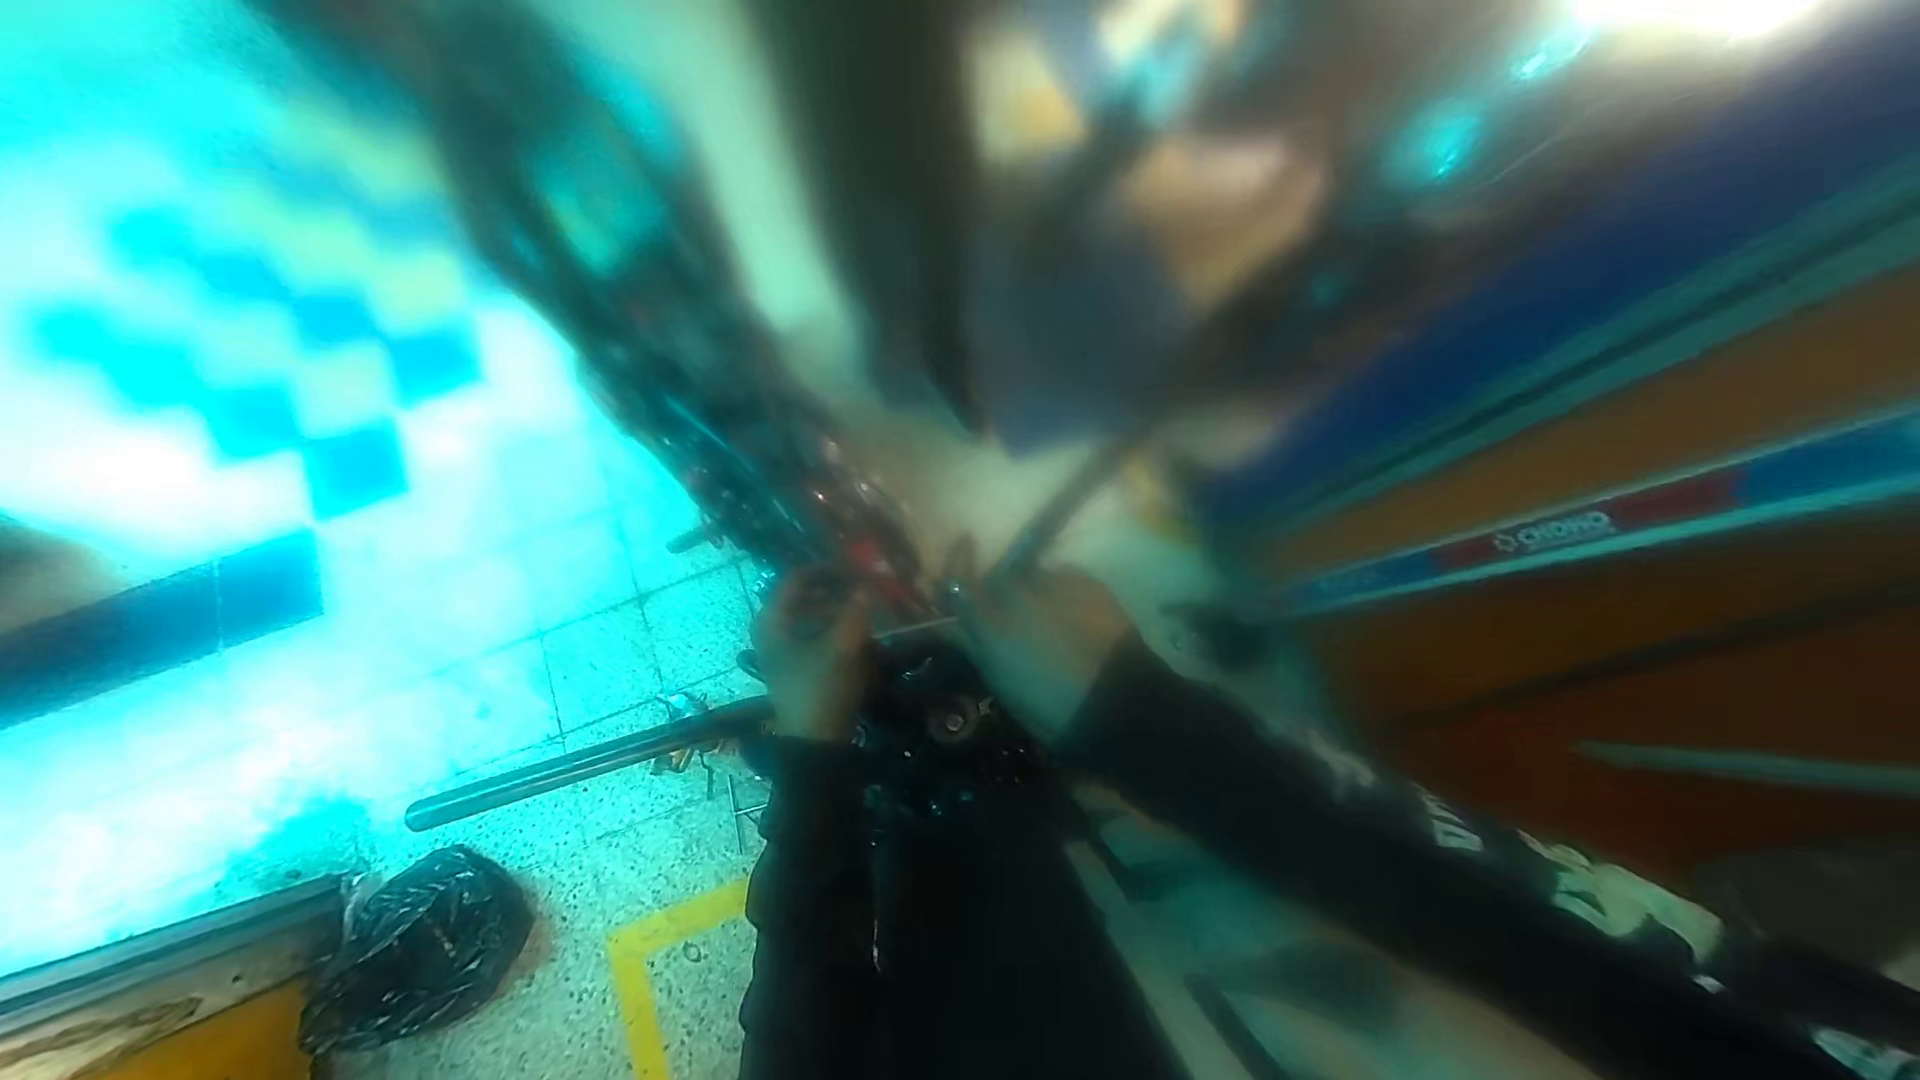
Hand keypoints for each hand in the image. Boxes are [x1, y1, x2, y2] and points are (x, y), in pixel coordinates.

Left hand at [751, 569, 872, 742]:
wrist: (816, 742)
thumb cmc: (824, 688)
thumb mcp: (844, 645)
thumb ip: (856, 609)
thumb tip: (867, 585)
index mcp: (773, 619)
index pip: (798, 577)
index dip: (830, 569)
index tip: (859, 570)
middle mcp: (771, 629)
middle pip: (805, 596)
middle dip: (837, 591)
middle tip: (865, 590)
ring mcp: (781, 649)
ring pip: (812, 616)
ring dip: (839, 611)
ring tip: (865, 615)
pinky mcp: (795, 665)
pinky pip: (815, 635)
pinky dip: (835, 631)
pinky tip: (858, 639)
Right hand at [953, 569, 1132, 743]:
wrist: (1114, 704)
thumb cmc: (1047, 705)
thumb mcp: (999, 680)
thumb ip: (972, 644)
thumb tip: (951, 625)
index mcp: (987, 621)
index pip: (959, 580)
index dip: (959, 563)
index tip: (964, 548)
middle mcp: (1015, 592)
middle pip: (1001, 577)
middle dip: (1004, 591)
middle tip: (1016, 615)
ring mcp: (1053, 582)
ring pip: (1036, 578)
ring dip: (1038, 592)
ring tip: (1054, 619)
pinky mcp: (1086, 582)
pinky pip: (1067, 581)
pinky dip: (1066, 595)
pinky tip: (1078, 619)